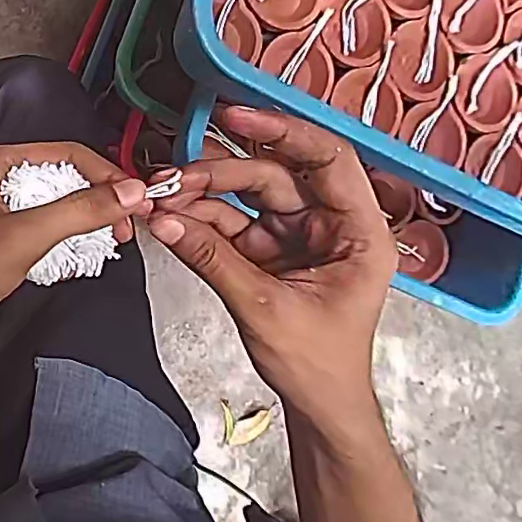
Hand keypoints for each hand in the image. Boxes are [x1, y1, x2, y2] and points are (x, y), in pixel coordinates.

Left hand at [0, 142, 150, 355]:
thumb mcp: (23, 237)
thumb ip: (78, 211)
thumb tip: (124, 193)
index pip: (64, 154)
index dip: (104, 172)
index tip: (132, 194)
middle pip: (65, 177)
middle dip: (99, 197)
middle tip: (126, 219)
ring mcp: (2, 212)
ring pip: (60, 204)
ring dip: (88, 219)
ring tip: (112, 235)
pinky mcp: (7, 240)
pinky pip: (50, 229)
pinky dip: (71, 237)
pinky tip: (85, 249)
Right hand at [146, 106, 394, 426]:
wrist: (316, 403)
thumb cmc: (318, 364)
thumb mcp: (264, 309)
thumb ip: (212, 259)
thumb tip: (166, 221)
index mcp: (359, 232)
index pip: (328, 160)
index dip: (284, 132)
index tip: (238, 117)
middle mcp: (328, 224)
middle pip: (273, 175)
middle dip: (220, 174)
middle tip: (174, 178)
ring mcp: (295, 235)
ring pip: (246, 195)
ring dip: (202, 194)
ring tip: (163, 196)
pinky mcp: (266, 248)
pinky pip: (229, 222)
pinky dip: (198, 219)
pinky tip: (171, 217)